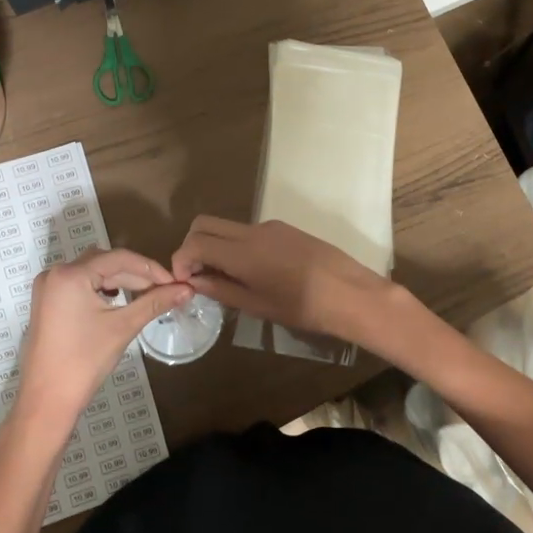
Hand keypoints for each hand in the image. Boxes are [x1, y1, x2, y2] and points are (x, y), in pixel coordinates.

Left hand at [18, 248, 191, 420]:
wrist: (48, 399)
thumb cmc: (85, 360)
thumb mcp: (123, 326)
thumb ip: (155, 302)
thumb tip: (187, 290)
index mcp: (70, 274)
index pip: (119, 258)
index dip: (150, 268)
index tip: (175, 282)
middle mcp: (55, 273)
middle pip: (104, 262)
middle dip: (136, 274)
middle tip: (163, 289)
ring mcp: (47, 288)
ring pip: (92, 273)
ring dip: (119, 281)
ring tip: (146, 295)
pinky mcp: (47, 303)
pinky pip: (79, 285)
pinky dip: (101, 290)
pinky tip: (118, 301)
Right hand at [170, 217, 404, 347]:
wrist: (352, 294)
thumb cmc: (303, 307)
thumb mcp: (258, 306)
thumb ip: (222, 290)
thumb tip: (196, 282)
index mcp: (241, 252)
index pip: (194, 243)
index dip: (180, 261)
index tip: (183, 281)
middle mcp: (252, 231)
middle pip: (205, 224)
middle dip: (192, 246)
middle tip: (197, 275)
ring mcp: (271, 227)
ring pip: (228, 227)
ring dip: (216, 246)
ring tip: (225, 279)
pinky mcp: (286, 230)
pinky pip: (249, 232)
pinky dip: (237, 246)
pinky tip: (251, 273)